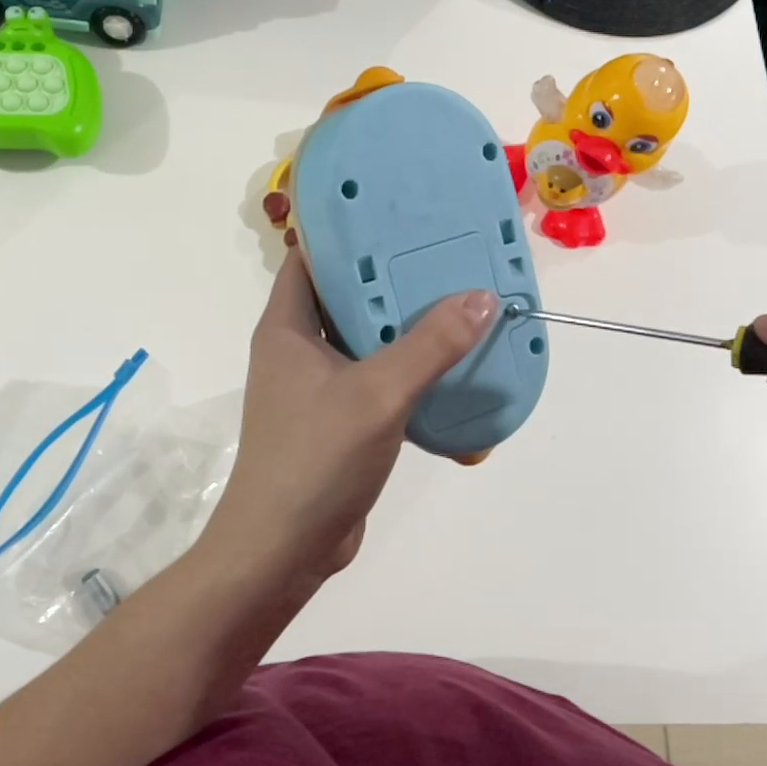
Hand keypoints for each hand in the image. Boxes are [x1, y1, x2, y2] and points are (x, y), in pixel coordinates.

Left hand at [199, 251, 497, 581]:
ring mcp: (316, 390)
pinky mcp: (338, 424)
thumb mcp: (378, 393)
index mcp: (287, 328)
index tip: (397, 217)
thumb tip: (483, 297)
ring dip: (408, 333)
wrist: (284, 548)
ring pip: (366, 345)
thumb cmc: (316, 457)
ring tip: (461, 307)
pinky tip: (454, 377)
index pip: (310, 260)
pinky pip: (377, 386)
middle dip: (393, 282)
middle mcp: (297, 351)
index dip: (347, 234)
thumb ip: (430, 345)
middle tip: (447, 260)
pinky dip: (410, 379)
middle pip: (346, 300)